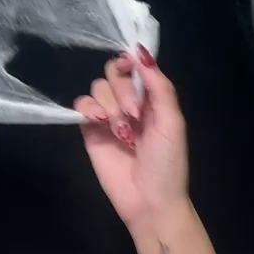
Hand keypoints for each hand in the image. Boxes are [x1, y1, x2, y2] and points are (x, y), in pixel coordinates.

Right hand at [75, 48, 189, 234]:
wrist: (149, 201)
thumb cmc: (168, 164)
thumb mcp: (172, 123)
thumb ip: (159, 87)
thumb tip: (141, 51)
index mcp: (151, 99)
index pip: (135, 66)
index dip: (129, 61)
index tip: (129, 66)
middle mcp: (129, 102)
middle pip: (113, 72)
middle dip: (122, 90)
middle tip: (134, 114)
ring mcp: (108, 115)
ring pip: (98, 87)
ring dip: (110, 105)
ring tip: (121, 131)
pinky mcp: (89, 129)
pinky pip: (81, 104)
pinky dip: (89, 108)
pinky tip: (99, 123)